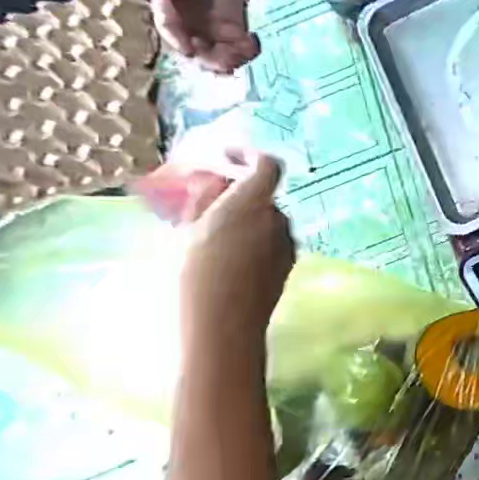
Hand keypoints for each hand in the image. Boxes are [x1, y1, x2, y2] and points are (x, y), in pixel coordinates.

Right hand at [148, 0, 259, 73]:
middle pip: (198, 53)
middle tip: (226, 63)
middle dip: (211, 61)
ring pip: (220, 57)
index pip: (170, 31)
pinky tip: (254, 41)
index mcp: (167, 12)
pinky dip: (248, 51)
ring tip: (245, 49)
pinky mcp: (232, 33)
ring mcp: (211, 35)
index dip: (178, 42)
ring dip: (234, 59)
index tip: (188, 51)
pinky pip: (239, 50)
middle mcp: (188, 30)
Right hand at [179, 153, 293, 343]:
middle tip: (206, 204)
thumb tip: (216, 184)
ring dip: (245, 218)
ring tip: (211, 235)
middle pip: (263, 195)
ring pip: (267, 219)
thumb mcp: (190, 230)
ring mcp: (287, 243)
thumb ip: (207, 200)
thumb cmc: (197, 274)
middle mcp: (278, 219)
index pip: (267, 165)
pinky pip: (271, 241)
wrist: (225, 325)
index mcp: (254, 203)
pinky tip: (229, 258)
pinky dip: (254, 239)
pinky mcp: (288, 265)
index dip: (248, 155)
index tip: (227, 156)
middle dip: (238, 193)